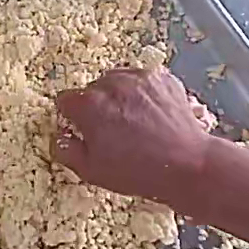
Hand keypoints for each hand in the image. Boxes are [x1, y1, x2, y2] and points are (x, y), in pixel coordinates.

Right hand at [54, 67, 238, 209]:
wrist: (190, 166)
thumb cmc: (138, 171)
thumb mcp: (92, 171)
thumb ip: (66, 151)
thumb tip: (58, 138)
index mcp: (87, 104)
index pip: (65, 100)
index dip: (72, 118)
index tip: (84, 130)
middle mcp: (109, 83)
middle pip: (91, 90)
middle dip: (97, 107)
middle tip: (114, 131)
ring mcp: (137, 77)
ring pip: (115, 82)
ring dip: (118, 97)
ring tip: (135, 121)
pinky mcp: (159, 77)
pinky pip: (140, 80)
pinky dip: (141, 93)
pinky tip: (151, 114)